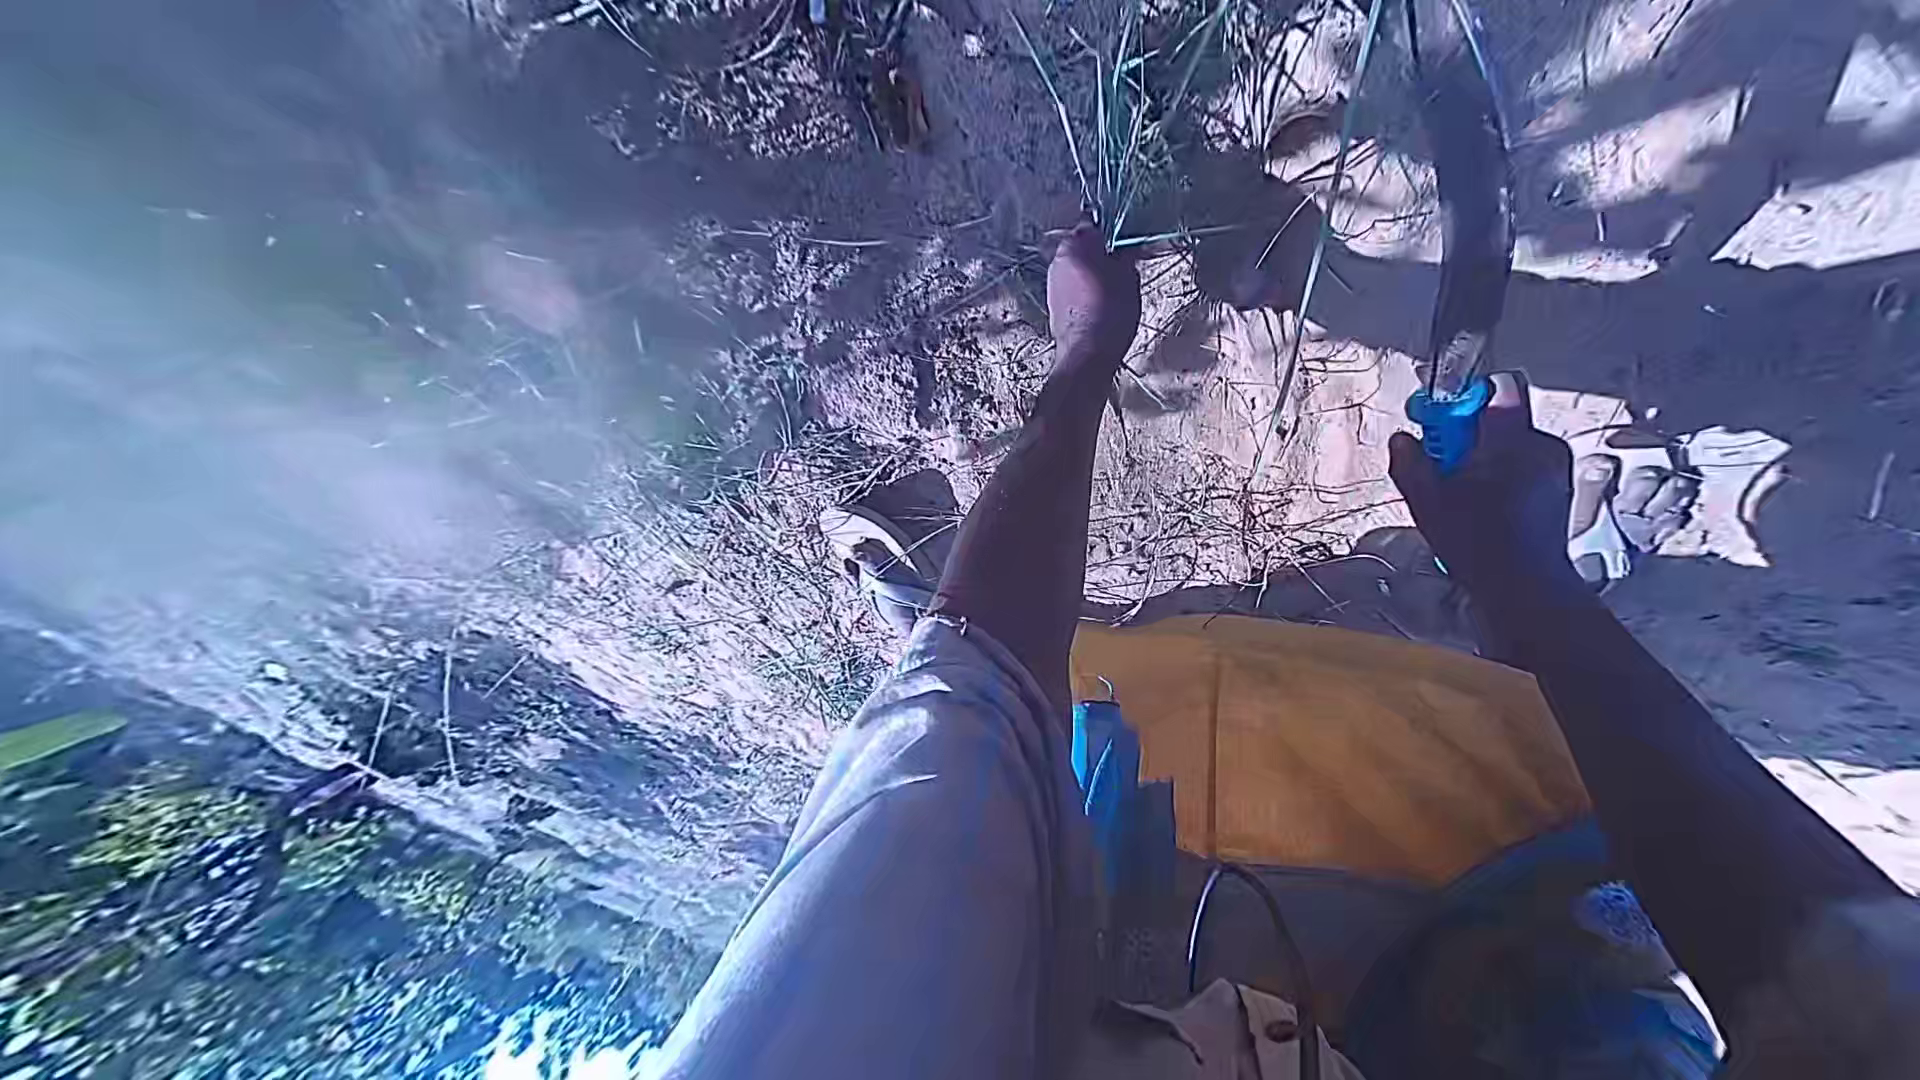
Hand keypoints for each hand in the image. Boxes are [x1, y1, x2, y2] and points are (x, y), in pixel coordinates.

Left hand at [1046, 221, 1140, 381]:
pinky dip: (1082, 291)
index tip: (1123, 242)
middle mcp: (1057, 260)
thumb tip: (1124, 249)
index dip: (1111, 233)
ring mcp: (1052, 283)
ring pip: (1074, 269)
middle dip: (1098, 254)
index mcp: (1075, 244)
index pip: (1093, 225)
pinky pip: (1070, 289)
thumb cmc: (1110, 311)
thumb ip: (1124, 255)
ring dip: (1089, 274)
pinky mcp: (1052, 304)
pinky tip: (1098, 304)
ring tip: (1111, 289)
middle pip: (1080, 248)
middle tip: (1120, 266)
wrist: (1088, 352)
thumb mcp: (1129, 276)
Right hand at [1388, 371, 1584, 602]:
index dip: (1465, 399)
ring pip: (1509, 441)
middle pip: (1499, 417)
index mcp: (1510, 442)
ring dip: (1482, 456)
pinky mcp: (1558, 483)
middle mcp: (1541, 446)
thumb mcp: (1426, 501)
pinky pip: (1522, 461)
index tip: (1441, 424)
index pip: (1498, 388)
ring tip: (1462, 491)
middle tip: (1443, 466)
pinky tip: (1482, 502)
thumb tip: (1402, 439)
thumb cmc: (1475, 541)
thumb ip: (1411, 462)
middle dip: (1466, 435)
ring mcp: (1555, 465)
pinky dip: (1499, 472)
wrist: (1522, 583)